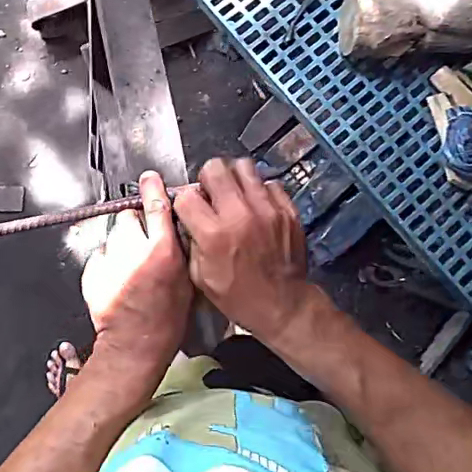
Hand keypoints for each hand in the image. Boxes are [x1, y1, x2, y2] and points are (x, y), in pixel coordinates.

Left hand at [81, 172, 192, 374]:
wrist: (135, 345)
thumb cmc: (166, 320)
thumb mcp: (188, 281)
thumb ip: (181, 249)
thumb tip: (178, 227)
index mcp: (163, 252)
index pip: (157, 205)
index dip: (153, 188)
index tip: (150, 178)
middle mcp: (134, 250)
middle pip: (131, 216)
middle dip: (137, 224)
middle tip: (144, 244)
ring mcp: (110, 260)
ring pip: (114, 234)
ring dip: (122, 242)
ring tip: (130, 264)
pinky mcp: (92, 270)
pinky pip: (101, 254)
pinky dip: (108, 261)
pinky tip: (118, 278)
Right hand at [172, 158, 326, 344]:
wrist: (283, 304)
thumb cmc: (239, 295)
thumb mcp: (200, 276)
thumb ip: (190, 241)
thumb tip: (186, 217)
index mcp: (214, 234)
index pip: (187, 195)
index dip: (184, 201)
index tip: (189, 208)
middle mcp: (240, 215)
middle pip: (215, 168)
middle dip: (207, 179)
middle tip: (211, 194)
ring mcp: (267, 209)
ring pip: (243, 167)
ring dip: (234, 179)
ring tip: (234, 195)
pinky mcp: (287, 210)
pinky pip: (269, 183)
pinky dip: (260, 191)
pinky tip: (257, 206)